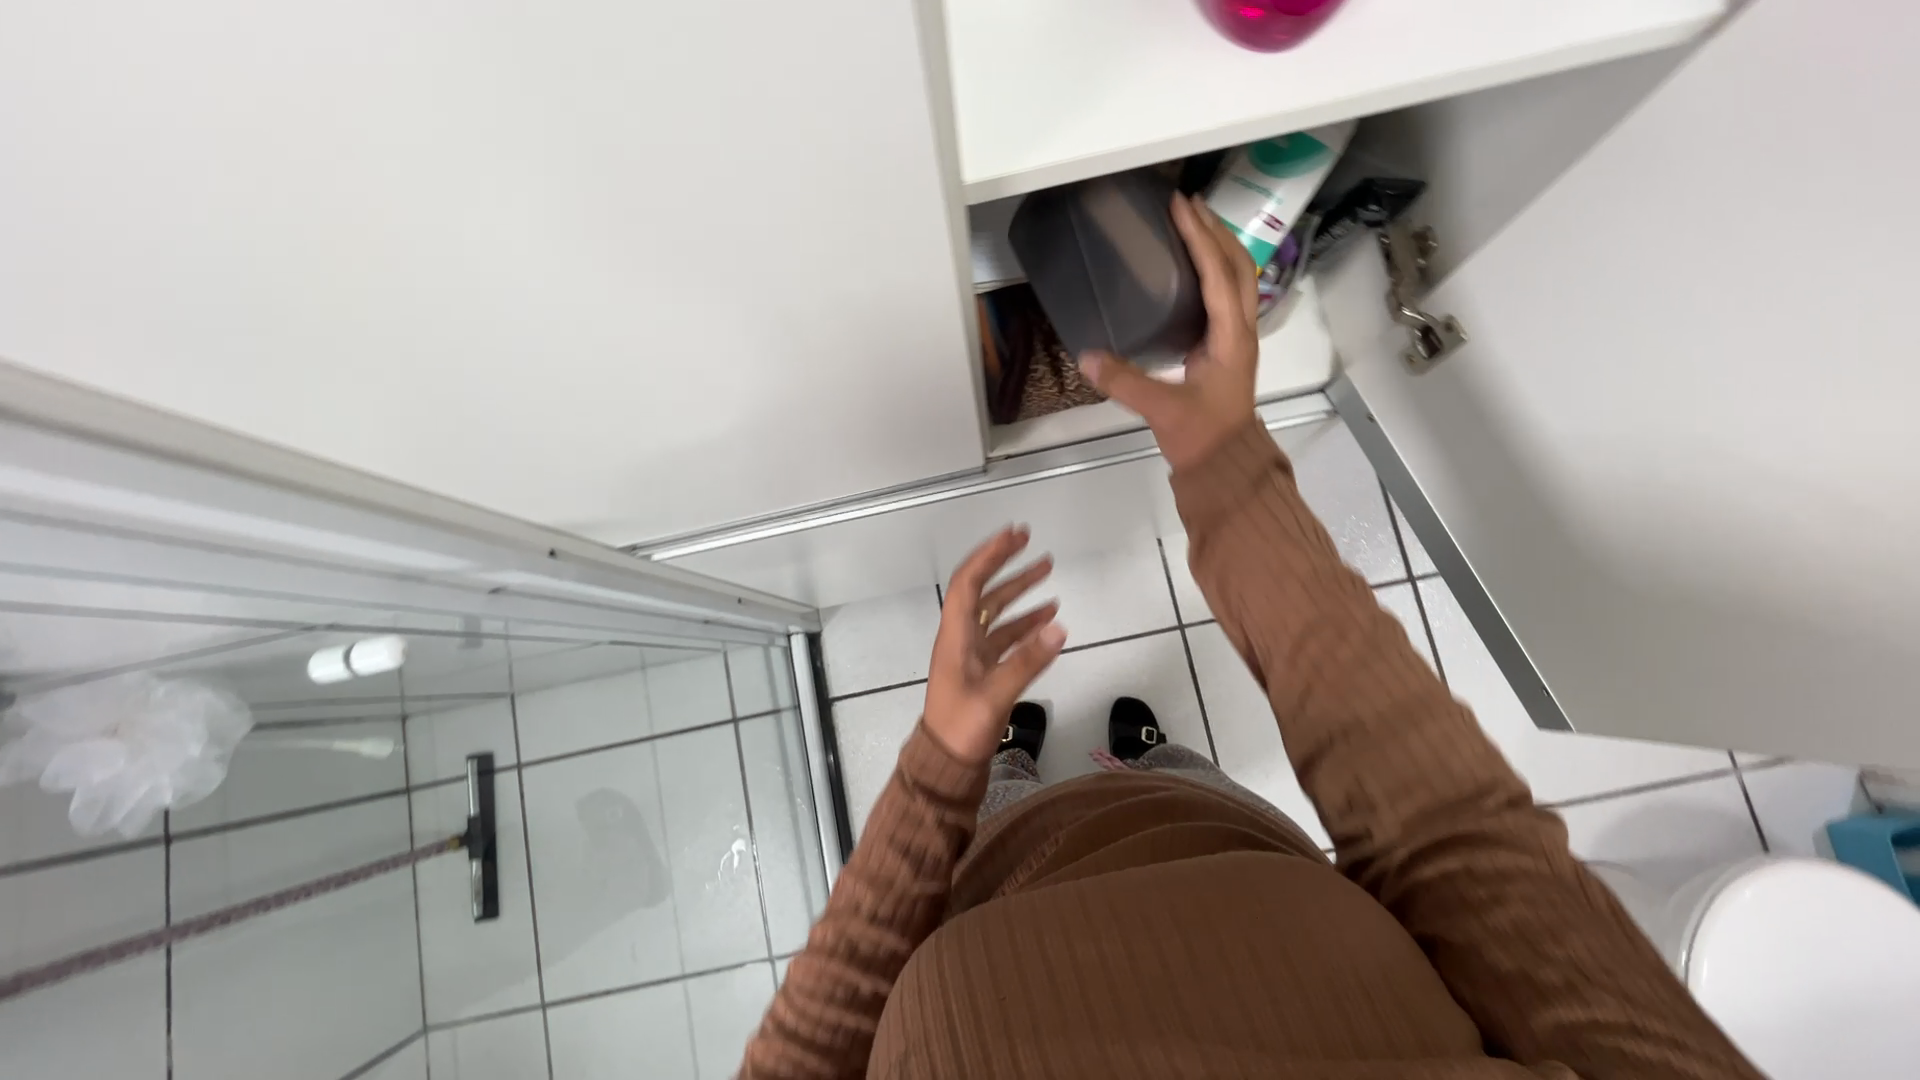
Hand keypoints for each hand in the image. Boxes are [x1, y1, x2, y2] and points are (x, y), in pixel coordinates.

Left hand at [922, 526, 1066, 764]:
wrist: (946, 765)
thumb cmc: (962, 728)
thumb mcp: (995, 694)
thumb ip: (1028, 660)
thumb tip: (1060, 626)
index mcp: (955, 636)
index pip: (969, 582)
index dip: (990, 555)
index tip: (1014, 535)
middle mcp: (962, 638)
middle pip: (983, 591)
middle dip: (1006, 565)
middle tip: (1032, 544)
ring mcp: (973, 654)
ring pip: (997, 613)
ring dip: (1020, 593)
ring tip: (1049, 573)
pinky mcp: (983, 671)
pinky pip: (1005, 638)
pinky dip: (1026, 626)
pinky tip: (1049, 620)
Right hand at [1078, 192, 1260, 471]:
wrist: (1226, 466)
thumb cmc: (1202, 437)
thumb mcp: (1162, 409)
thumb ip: (1125, 382)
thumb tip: (1086, 356)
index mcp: (1231, 337)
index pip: (1219, 275)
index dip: (1201, 238)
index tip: (1182, 207)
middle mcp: (1240, 331)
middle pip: (1238, 266)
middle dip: (1215, 232)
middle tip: (1188, 205)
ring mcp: (1236, 339)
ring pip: (1238, 280)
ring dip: (1218, 249)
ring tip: (1193, 225)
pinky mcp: (1225, 350)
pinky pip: (1226, 298)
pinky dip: (1212, 273)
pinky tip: (1190, 271)